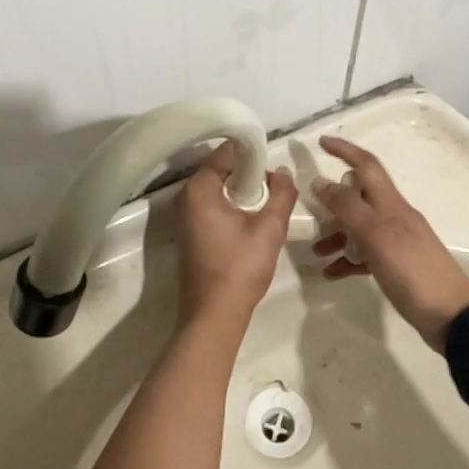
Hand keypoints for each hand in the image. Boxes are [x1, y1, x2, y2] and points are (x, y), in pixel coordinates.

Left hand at [176, 144, 297, 333]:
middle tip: (274, 186)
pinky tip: (251, 221)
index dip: (252, 153)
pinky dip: (231, 207)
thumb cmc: (240, 268)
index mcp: (199, 189)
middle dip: (249, 174)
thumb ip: (281, 194)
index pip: (226, 152)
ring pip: (218, 190)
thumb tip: (283, 172)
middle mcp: (185, 197)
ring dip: (242, 192)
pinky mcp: (190, 234)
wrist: (214, 315)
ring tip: (267, 204)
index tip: (274, 164)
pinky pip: (212, 207)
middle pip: (221, 169)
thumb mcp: (270, 228)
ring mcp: (184, 217)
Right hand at [311, 135, 468, 352]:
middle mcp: (394, 216)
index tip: (320, 142)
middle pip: (358, 197)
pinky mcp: (397, 266)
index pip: (366, 165)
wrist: (451, 315)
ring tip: (316, 251)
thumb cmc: (412, 270)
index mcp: (390, 203)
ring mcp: (397, 241)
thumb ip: (347, 207)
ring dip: (336, 234)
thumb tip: (320, 182)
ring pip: (359, 227)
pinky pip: (365, 255)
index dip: (344, 150)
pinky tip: (332, 273)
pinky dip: (348, 259)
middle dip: (332, 201)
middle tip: (309, 212)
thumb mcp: (375, 234)